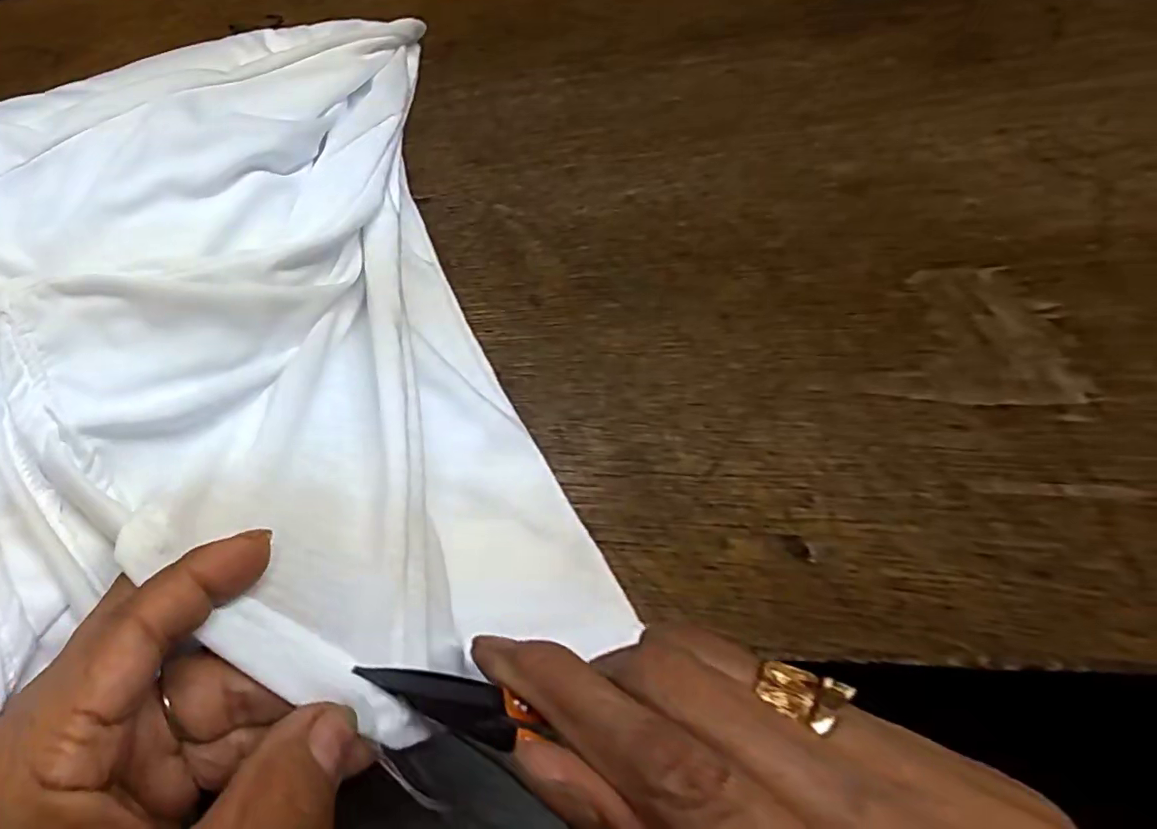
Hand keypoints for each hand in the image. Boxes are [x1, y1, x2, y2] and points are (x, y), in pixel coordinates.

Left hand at [0, 531, 374, 827]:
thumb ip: (270, 807)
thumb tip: (340, 722)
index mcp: (52, 736)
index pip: (131, 624)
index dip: (198, 576)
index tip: (262, 543)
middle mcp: (73, 729)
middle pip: (172, 658)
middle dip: (253, 652)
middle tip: (324, 632)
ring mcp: (106, 761)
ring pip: (200, 702)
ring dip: (271, 704)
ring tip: (341, 707)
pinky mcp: (135, 792)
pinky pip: (206, 746)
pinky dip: (261, 744)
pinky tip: (317, 743)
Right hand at [472, 625, 1073, 828]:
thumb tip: (534, 747)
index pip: (669, 761)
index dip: (566, 693)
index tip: (496, 653)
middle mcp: (894, 822)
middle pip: (681, 675)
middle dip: (598, 675)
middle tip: (568, 706)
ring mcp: (947, 785)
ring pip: (723, 654)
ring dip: (650, 672)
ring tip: (645, 719)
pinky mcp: (967, 765)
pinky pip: (785, 675)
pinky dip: (721, 688)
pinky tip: (728, 735)